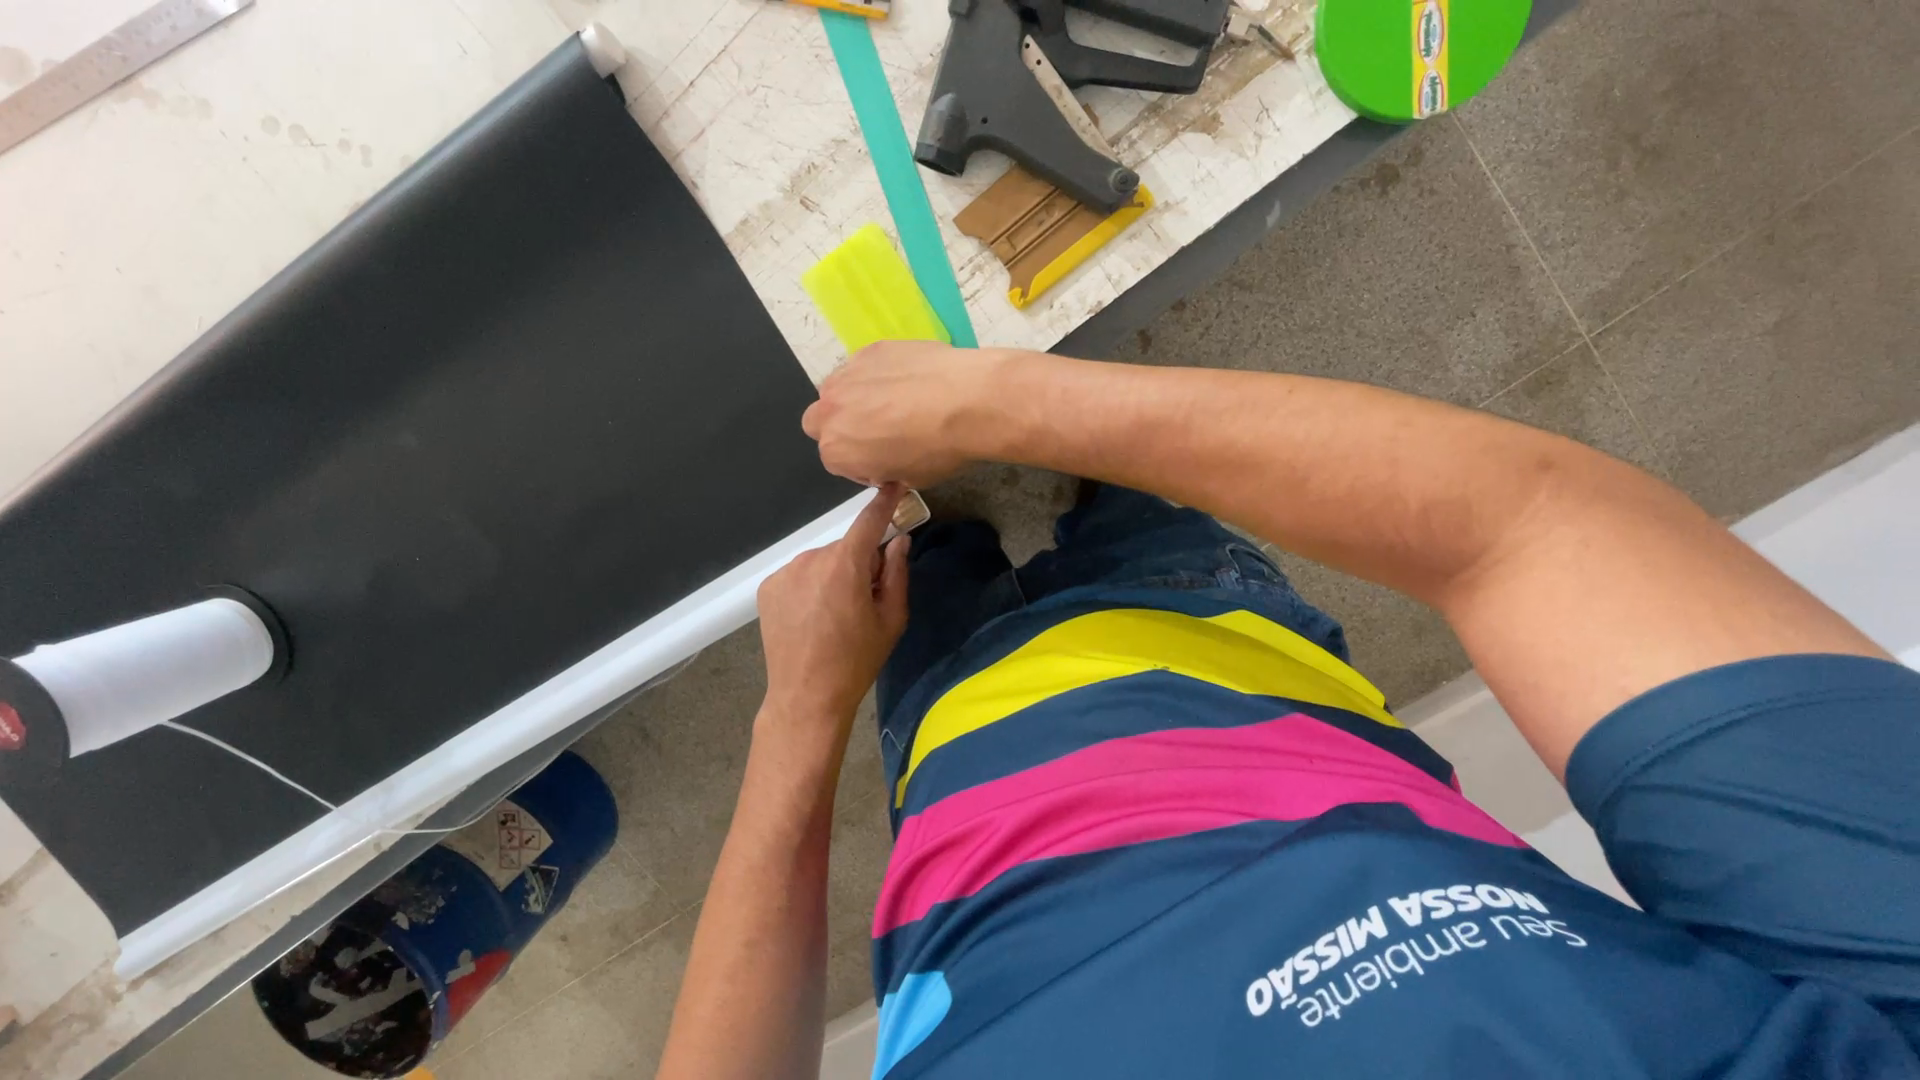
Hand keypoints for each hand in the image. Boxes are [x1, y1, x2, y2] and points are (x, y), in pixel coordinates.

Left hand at [756, 484, 910, 732]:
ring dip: (831, 576)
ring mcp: (785, 573)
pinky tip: (810, 618)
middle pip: (845, 549)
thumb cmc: (856, 661)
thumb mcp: (891, 620)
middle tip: (863, 602)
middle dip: (858, 565)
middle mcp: (811, 560)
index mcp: (845, 566)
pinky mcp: (768, 588)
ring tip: (833, 616)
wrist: (806, 696)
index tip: (893, 485)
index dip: (883, 502)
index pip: (868, 522)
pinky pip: (799, 576)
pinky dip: (809, 588)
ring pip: (821, 563)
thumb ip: (896, 574)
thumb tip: (898, 541)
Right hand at [802, 342, 1022, 486]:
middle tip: (879, 430)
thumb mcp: (911, 479)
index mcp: (837, 451)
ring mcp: (848, 375)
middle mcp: (831, 411)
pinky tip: (910, 380)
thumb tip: (890, 461)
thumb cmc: (940, 450)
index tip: (885, 460)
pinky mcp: (870, 350)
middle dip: (843, 427)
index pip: (836, 461)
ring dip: (856, 398)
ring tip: (896, 401)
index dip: (861, 462)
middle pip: (821, 421)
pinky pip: (864, 366)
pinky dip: (878, 374)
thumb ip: (886, 469)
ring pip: (838, 389)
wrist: (968, 401)